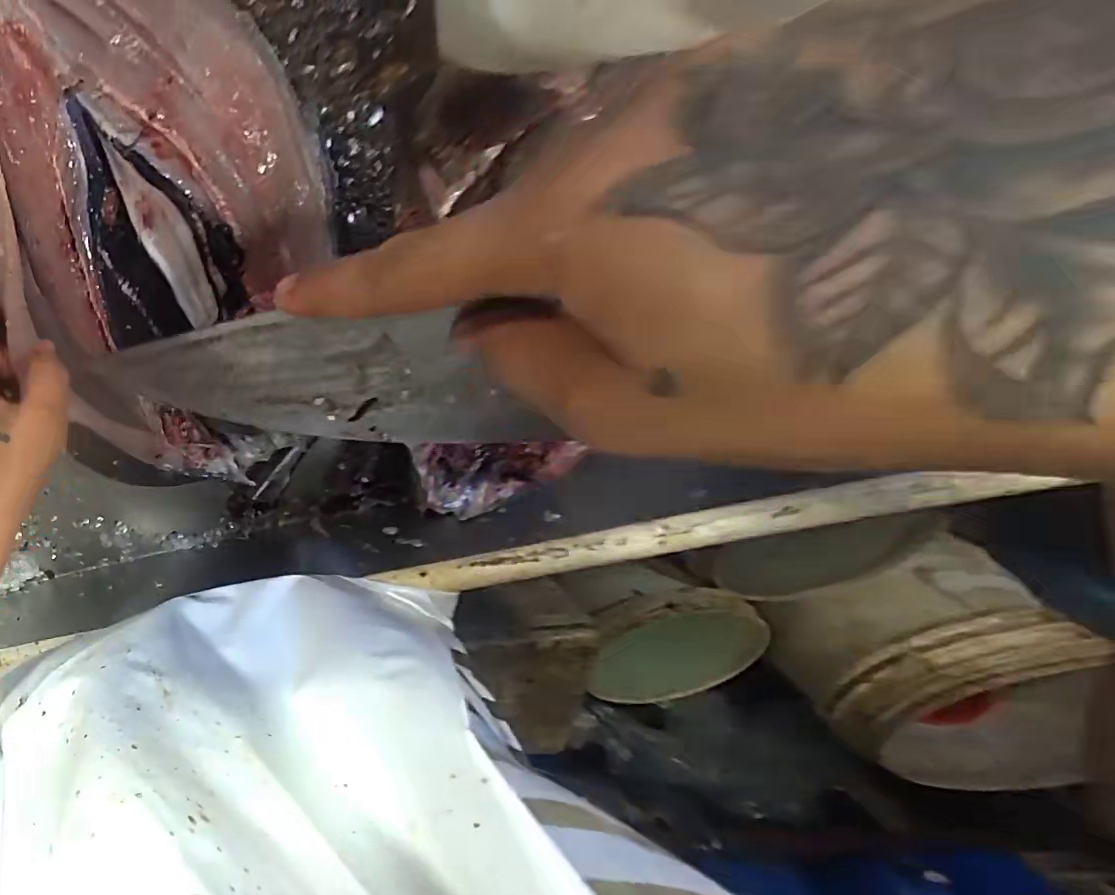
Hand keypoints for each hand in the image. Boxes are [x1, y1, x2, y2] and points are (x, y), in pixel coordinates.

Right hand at [277, 26, 1114, 477]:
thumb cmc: (835, 378)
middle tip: (566, 330)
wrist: (1098, 290)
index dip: (348, 286)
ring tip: (696, 282)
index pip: (424, 265)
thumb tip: (485, 320)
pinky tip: (758, 222)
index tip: (288, 293)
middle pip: (514, 210)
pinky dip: (672, 190)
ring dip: (600, 232)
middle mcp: (627, 124)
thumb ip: (528, 364)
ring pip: (593, 166)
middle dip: (511, 272)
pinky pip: (673, 134)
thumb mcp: (637, 411)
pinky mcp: (797, 55)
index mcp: (576, 225)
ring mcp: (718, 73)